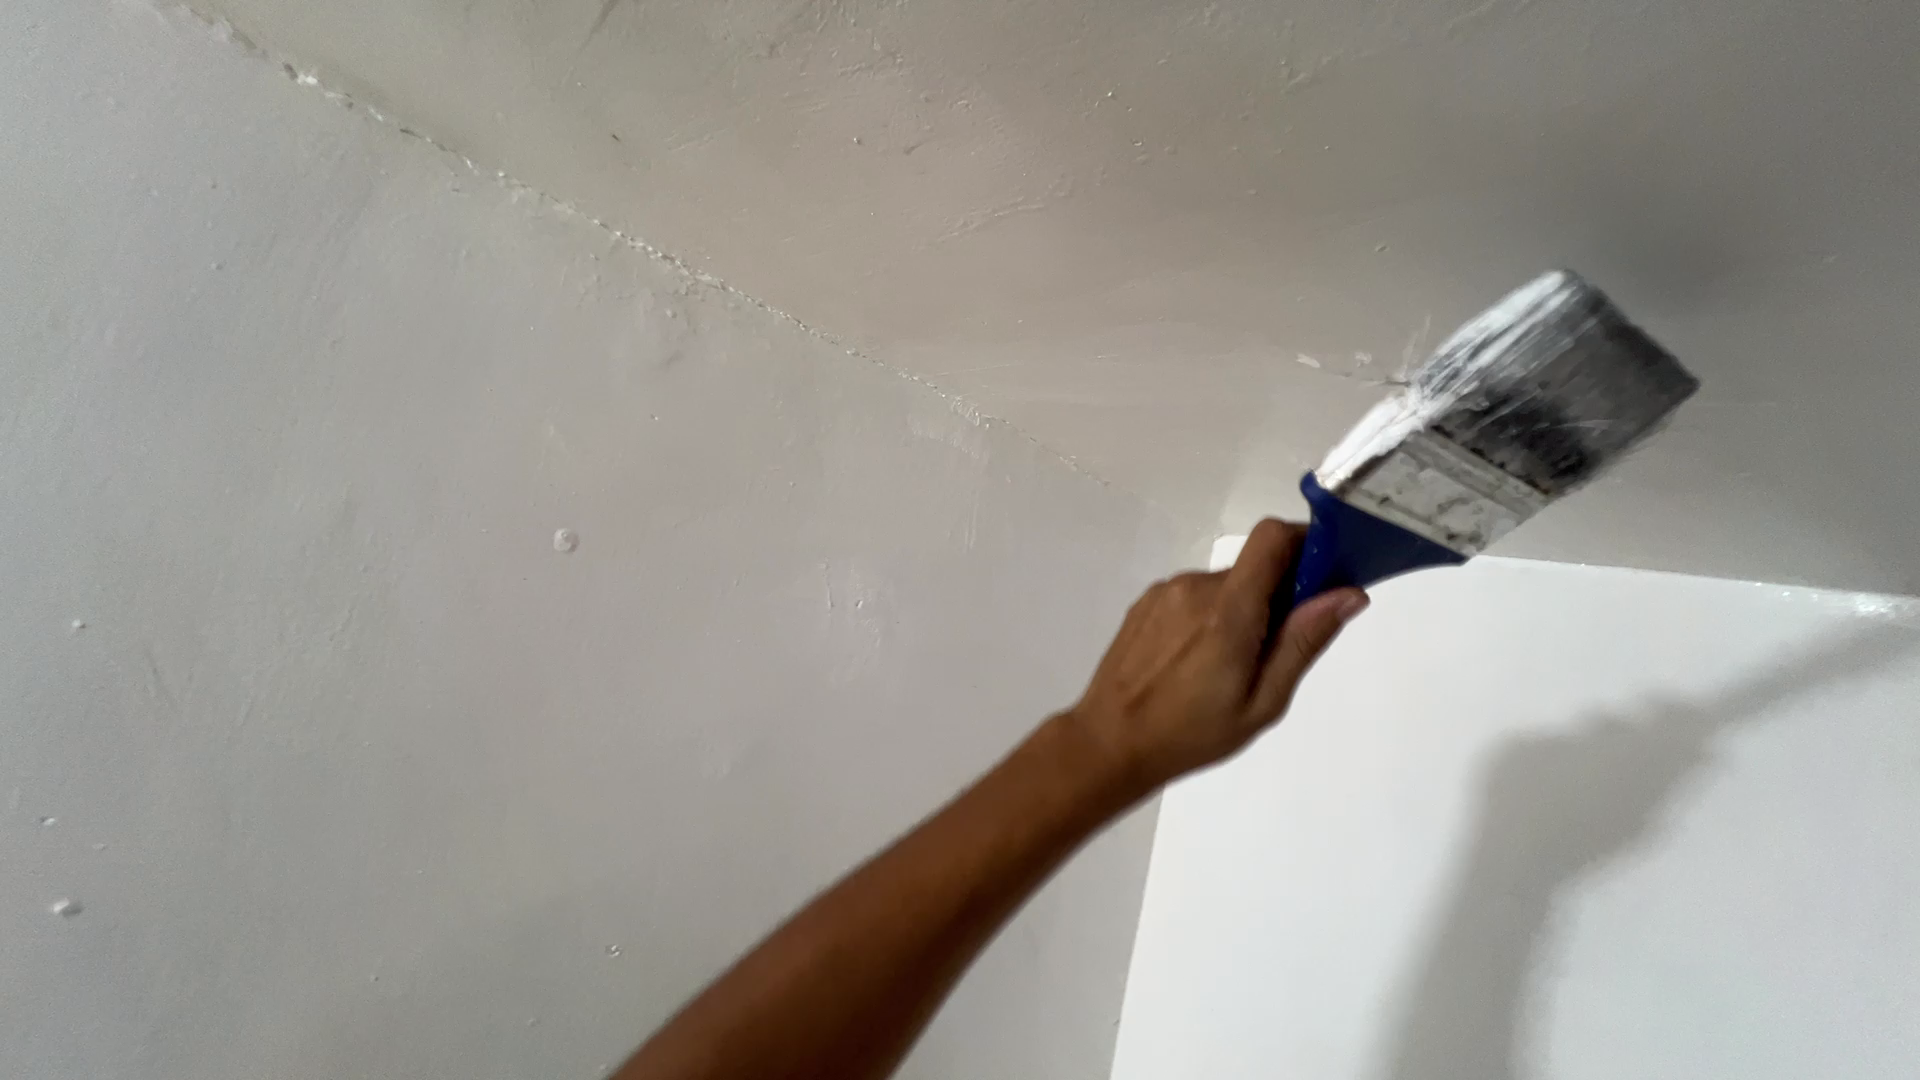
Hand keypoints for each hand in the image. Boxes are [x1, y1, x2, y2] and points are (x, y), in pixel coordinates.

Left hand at [1067, 518, 1368, 788]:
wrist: (1110, 740)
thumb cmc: (1192, 732)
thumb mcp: (1262, 700)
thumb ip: (1303, 641)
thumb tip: (1349, 593)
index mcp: (1226, 608)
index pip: (1272, 537)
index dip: (1305, 543)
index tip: (1323, 578)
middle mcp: (1193, 586)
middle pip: (1252, 567)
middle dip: (1275, 597)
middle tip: (1273, 652)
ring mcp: (1163, 592)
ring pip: (1222, 585)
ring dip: (1238, 610)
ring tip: (1226, 667)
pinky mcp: (1144, 603)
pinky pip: (1192, 596)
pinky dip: (1208, 616)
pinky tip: (1195, 661)